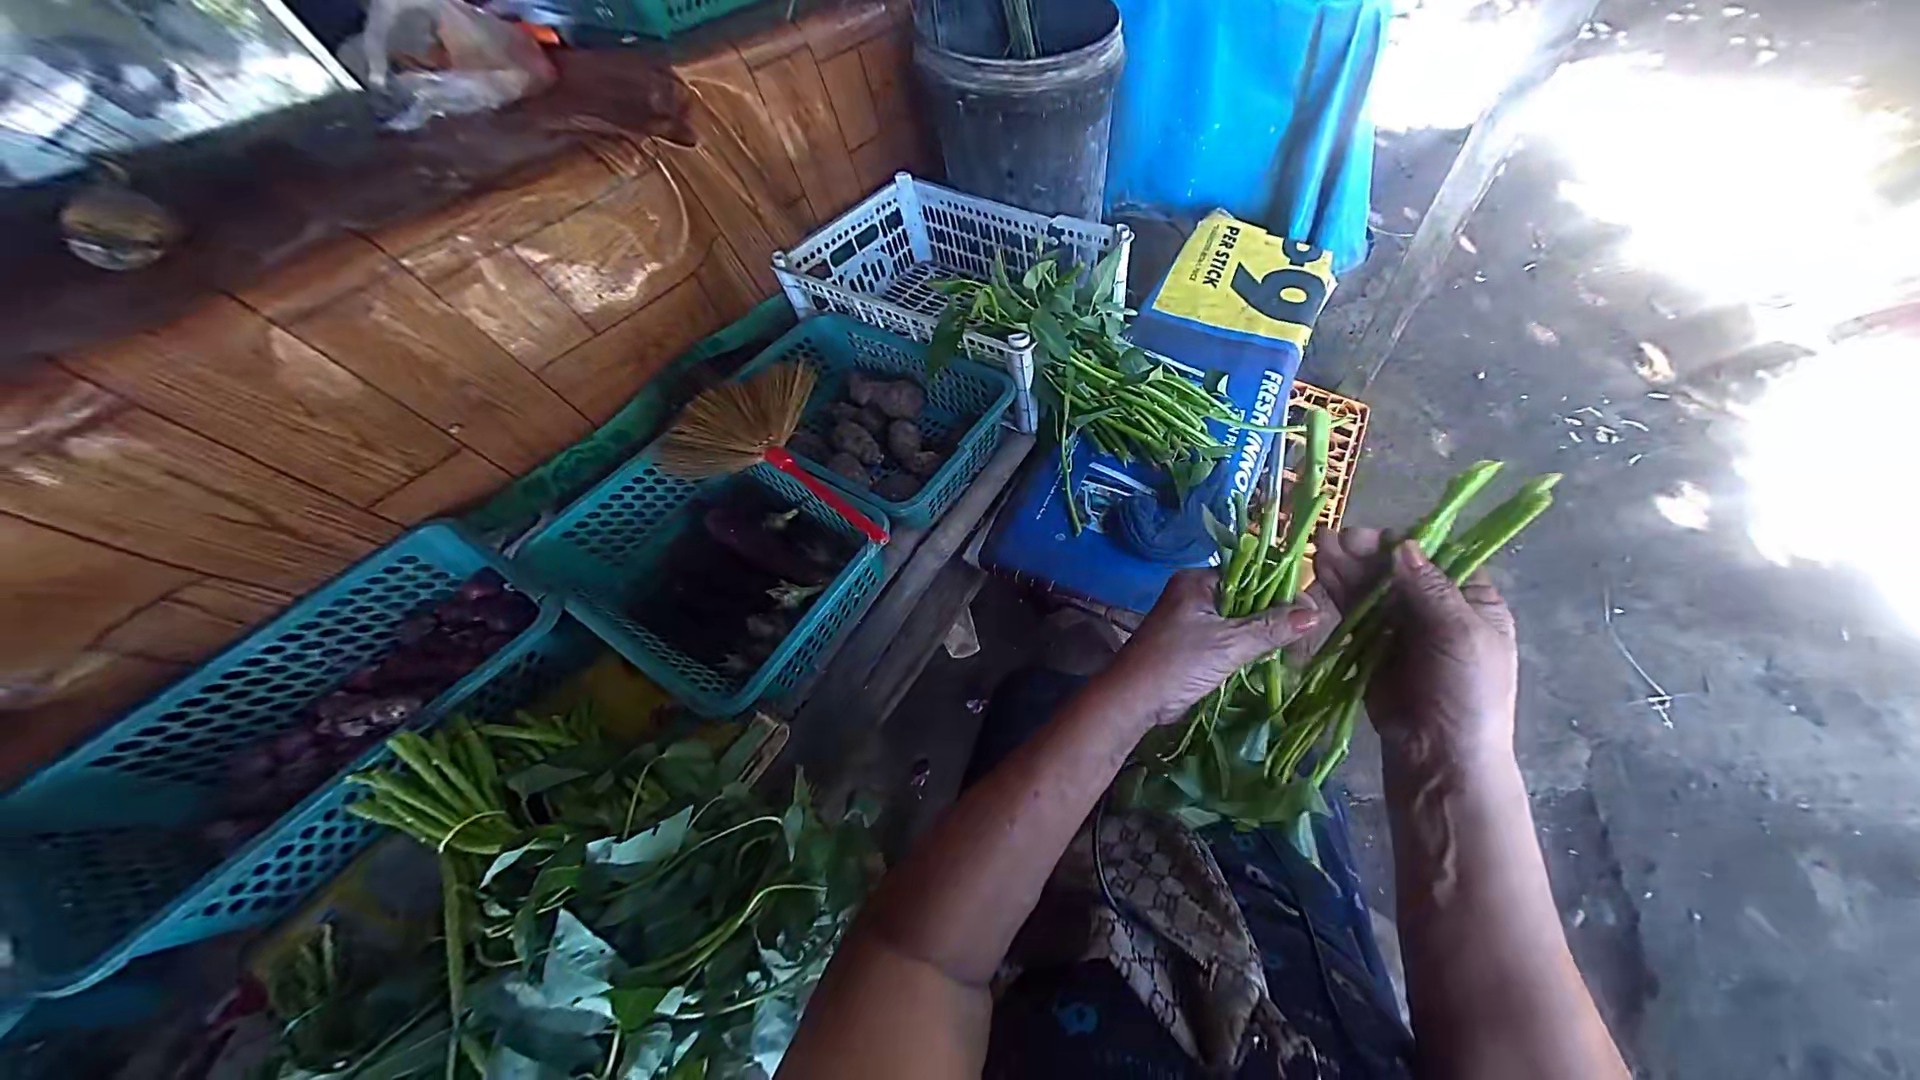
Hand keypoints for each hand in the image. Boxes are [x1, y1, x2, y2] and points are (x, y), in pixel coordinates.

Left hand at [1101, 569, 1323, 728]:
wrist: (1134, 698)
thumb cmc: (1177, 663)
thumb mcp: (1229, 644)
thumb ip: (1272, 628)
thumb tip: (1316, 614)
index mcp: (1196, 581)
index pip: (1251, 575)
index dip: (1282, 592)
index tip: (1312, 614)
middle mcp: (1193, 593)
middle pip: (1247, 596)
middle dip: (1276, 615)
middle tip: (1308, 635)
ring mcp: (1191, 617)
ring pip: (1239, 618)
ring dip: (1264, 633)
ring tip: (1295, 649)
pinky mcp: (1192, 641)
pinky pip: (1229, 636)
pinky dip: (1248, 645)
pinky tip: (1271, 658)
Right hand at [1312, 528, 1517, 767]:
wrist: (1438, 751)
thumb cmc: (1467, 691)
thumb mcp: (1461, 635)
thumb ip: (1430, 589)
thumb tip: (1403, 546)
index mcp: (1469, 599)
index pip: (1436, 557)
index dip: (1403, 544)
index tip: (1371, 539)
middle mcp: (1433, 606)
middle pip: (1395, 568)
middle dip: (1364, 552)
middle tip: (1333, 538)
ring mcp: (1398, 624)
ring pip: (1369, 585)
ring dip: (1344, 564)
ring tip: (1317, 544)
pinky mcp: (1368, 641)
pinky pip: (1351, 608)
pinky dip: (1335, 589)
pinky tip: (1319, 570)